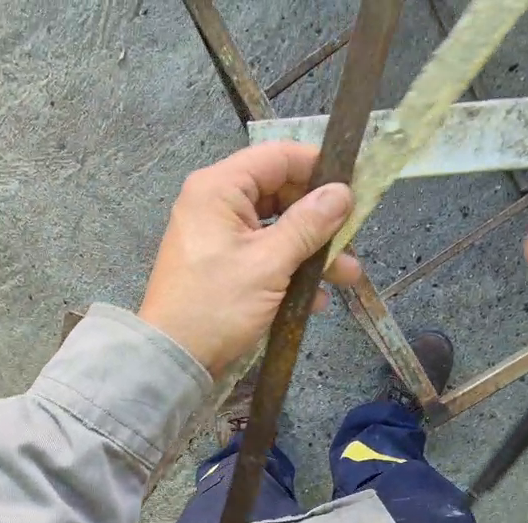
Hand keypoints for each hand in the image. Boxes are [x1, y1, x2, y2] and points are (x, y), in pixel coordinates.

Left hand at [139, 142, 364, 376]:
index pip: (278, 157)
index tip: (355, 186)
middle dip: (320, 221)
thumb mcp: (269, 264)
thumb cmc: (218, 305)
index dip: (319, 167)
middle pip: (281, 195)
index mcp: (219, 188)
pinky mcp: (224, 268)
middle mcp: (217, 204)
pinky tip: (316, 300)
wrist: (173, 360)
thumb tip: (342, 193)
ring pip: (277, 231)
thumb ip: (308, 225)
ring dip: (313, 253)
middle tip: (354, 240)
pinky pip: (264, 258)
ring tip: (348, 276)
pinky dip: (290, 274)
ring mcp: (220, 238)